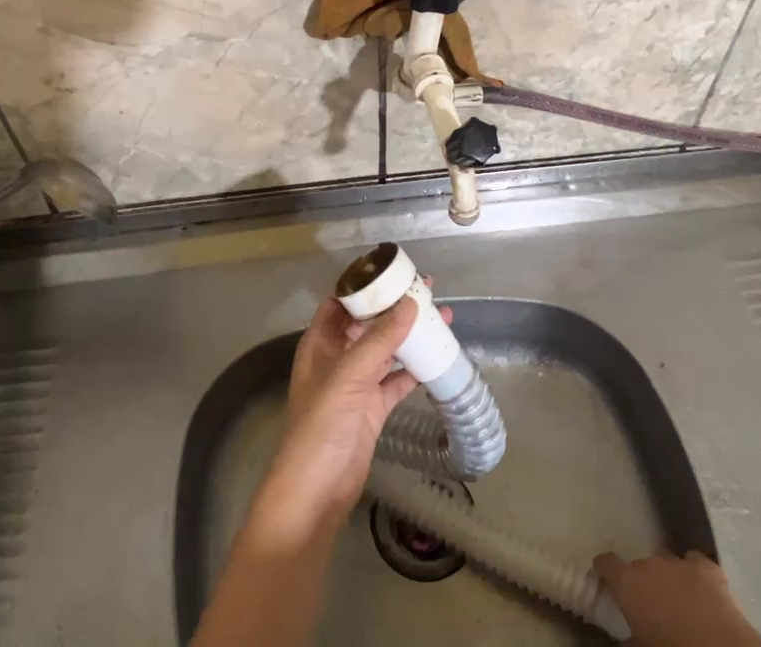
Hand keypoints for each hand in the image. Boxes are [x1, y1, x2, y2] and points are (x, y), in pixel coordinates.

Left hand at [193, 292, 450, 646]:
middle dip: (396, 308)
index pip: (341, 303)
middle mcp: (337, 359)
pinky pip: (397, 380)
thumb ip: (380, 340)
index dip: (365, 286)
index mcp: (320, 344)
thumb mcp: (348, 376)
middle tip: (430, 291)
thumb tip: (411, 304)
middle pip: (369, 324)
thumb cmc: (320, 426)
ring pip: (387, 351)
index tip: (396, 271)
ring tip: (443, 319)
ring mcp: (356, 384)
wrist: (316, 489)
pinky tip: (438, 358)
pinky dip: (415, 369)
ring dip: (411, 336)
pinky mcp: (373, 408)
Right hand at [594, 551, 760, 646]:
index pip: (606, 562)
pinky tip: (702, 587)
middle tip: (653, 603)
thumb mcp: (640, 645)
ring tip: (679, 596)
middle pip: (640, 565)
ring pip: (666, 560)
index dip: (605, 568)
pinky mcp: (706, 566)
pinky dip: (695, 571)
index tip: (608, 577)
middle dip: (644, 580)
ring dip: (668, 575)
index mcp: (627, 583)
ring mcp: (678, 562)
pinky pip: (694, 561)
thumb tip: (629, 637)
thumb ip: (630, 636)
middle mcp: (649, 565)